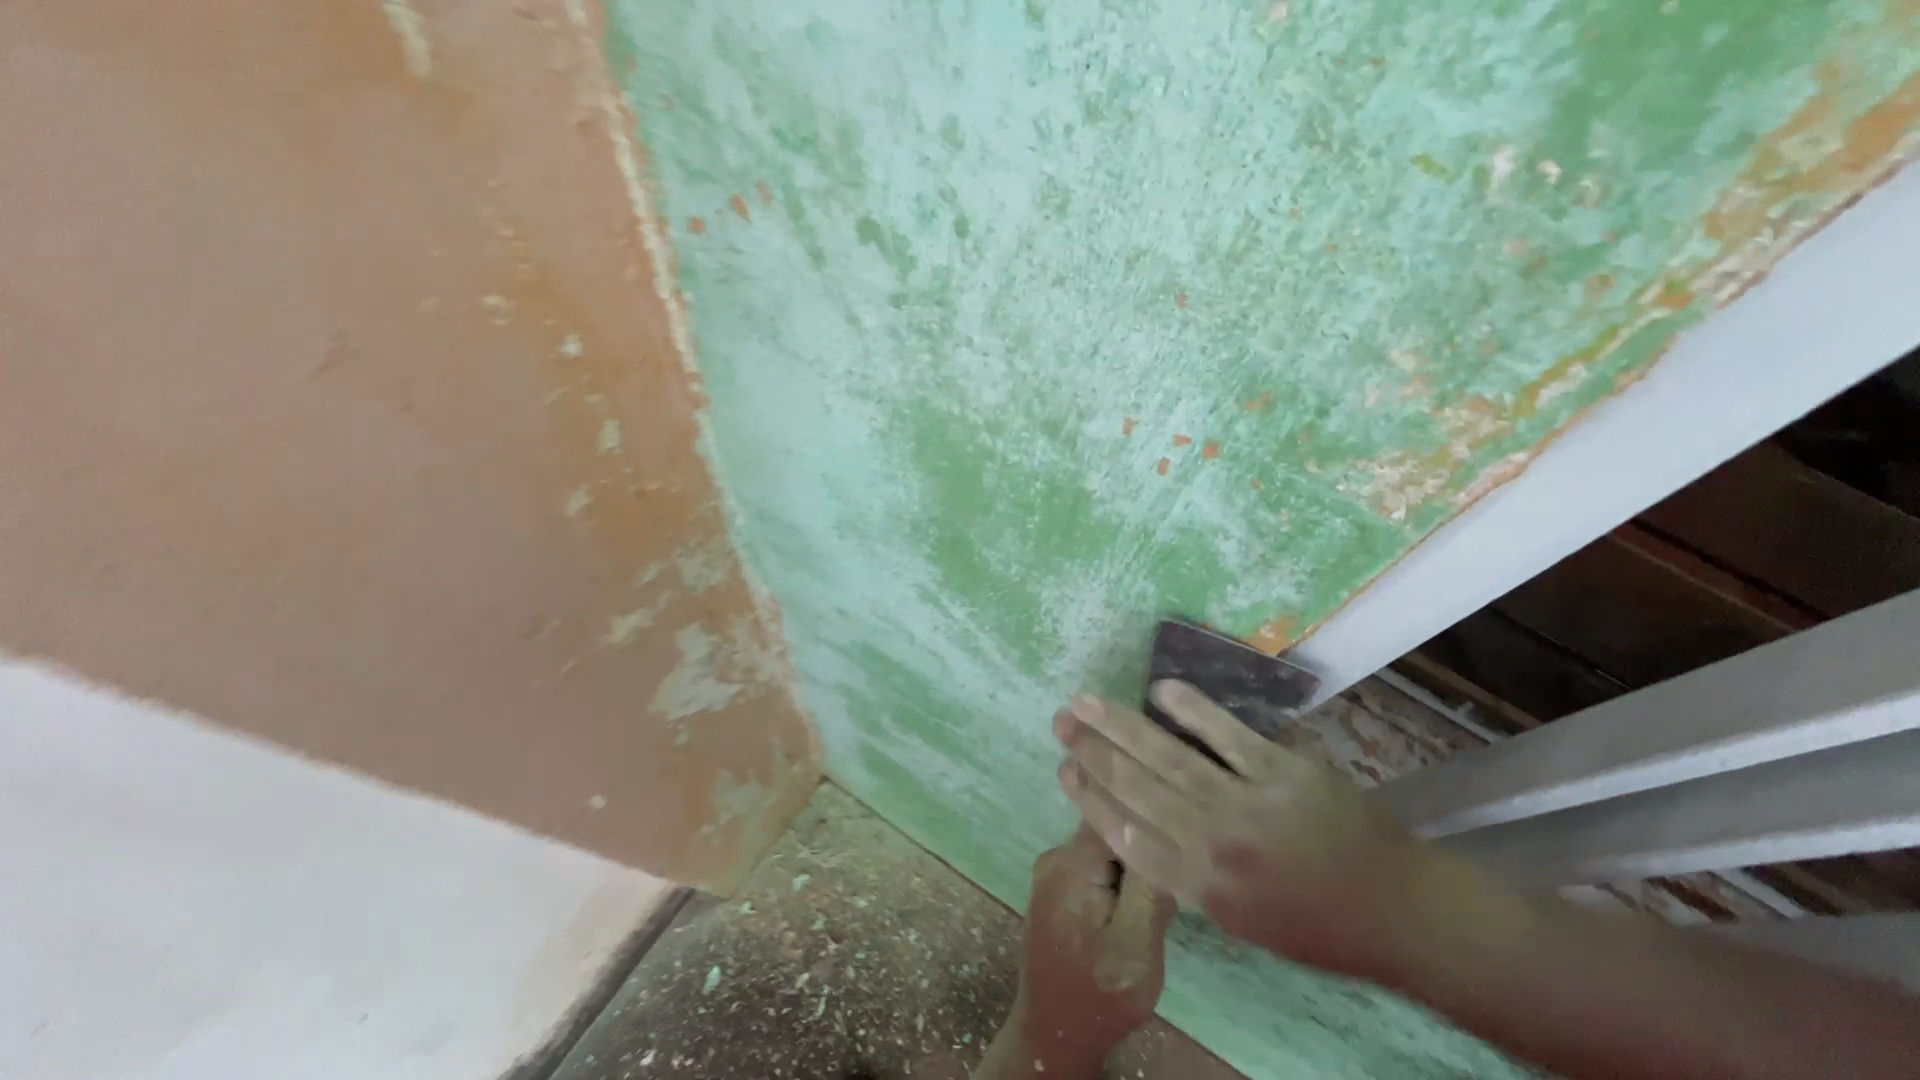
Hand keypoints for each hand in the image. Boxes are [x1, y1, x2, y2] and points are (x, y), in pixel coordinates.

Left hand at [996, 826, 1175, 1074]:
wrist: (1054, 1035)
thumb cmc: (1099, 993)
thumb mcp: (1137, 942)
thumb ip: (1148, 885)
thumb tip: (1160, 830)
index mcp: (1072, 860)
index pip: (1122, 814)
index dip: (1154, 829)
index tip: (1180, 851)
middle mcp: (1056, 855)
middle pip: (1116, 831)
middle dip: (1145, 857)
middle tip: (1163, 899)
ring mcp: (1053, 872)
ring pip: (1110, 853)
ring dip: (1134, 876)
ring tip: (1147, 914)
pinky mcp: (1058, 890)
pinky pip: (1098, 870)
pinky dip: (1119, 888)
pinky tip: (1127, 920)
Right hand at [1053, 680, 1425, 979]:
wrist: (1397, 911)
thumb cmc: (1314, 925)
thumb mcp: (1236, 919)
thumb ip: (1185, 875)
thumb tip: (1138, 827)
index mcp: (1199, 888)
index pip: (1124, 834)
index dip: (1088, 797)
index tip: (1062, 767)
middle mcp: (1213, 846)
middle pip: (1135, 788)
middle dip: (1092, 752)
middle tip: (1061, 722)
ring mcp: (1247, 804)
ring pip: (1169, 757)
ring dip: (1122, 726)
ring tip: (1086, 702)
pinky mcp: (1283, 772)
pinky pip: (1228, 735)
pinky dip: (1194, 709)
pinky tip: (1161, 688)